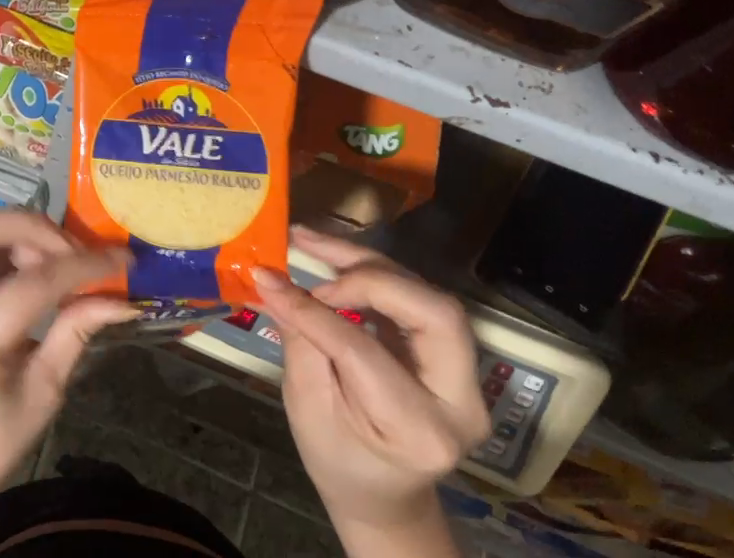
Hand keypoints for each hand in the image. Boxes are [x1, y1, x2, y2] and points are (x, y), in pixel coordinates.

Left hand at [0, 211, 136, 484]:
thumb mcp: (47, 387)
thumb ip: (76, 331)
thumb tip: (123, 299)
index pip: (31, 282)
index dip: (81, 266)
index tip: (121, 261)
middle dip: (33, 228)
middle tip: (76, 252)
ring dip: (21, 233)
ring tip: (60, 262)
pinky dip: (10, 245)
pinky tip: (39, 269)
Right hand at [257, 227, 489, 532]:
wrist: (381, 492)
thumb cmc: (337, 459)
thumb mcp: (307, 408)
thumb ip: (301, 343)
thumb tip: (271, 281)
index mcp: (420, 430)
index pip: (364, 350)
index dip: (311, 309)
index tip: (266, 278)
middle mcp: (461, 401)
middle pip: (434, 312)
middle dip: (368, 276)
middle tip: (310, 261)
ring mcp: (468, 378)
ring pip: (429, 298)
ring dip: (368, 264)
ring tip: (311, 242)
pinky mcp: (454, 356)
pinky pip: (418, 301)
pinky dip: (374, 275)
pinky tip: (332, 261)